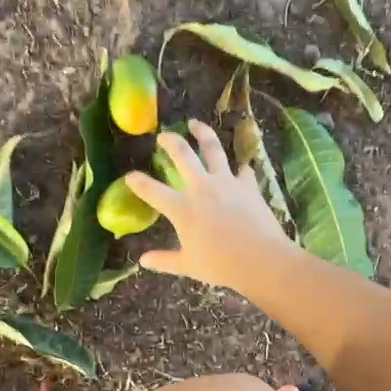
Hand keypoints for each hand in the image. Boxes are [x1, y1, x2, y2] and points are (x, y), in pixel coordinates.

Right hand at [124, 119, 296, 289]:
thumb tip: (143, 261)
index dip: (139, 183)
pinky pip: (243, 171)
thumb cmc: (221, 265)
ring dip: (203, 133)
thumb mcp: (188, 265)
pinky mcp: (248, 186)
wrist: (261, 259)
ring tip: (196, 124)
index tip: (130, 176)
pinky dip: (240, 169)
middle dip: (170, 142)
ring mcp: (227, 183)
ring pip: (213, 149)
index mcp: (183, 209)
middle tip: (163, 135)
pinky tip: (241, 168)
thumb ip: (165, 260)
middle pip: (182, 155)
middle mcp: (202, 189)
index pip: (153, 191)